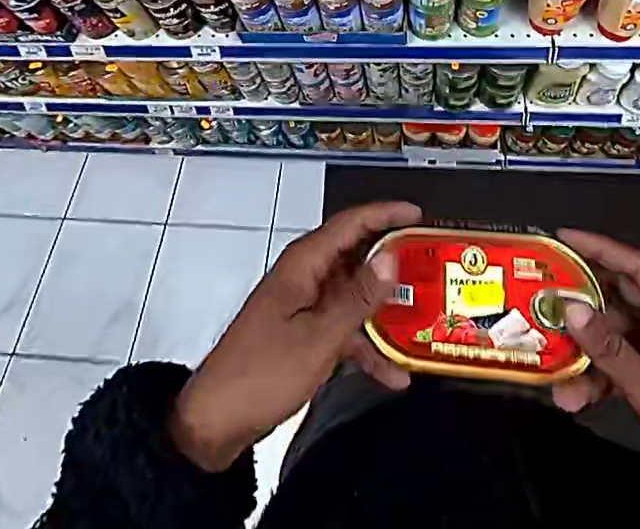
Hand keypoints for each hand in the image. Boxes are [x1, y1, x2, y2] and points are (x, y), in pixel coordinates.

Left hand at [170, 201, 420, 471]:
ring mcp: (305, 305)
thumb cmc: (260, 374)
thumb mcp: (319, 336)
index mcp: (305, 264)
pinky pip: (345, 327)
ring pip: (355, 292)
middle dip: (393, 257)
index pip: (352, 222)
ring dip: (385, 306)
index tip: (419, 215)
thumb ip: (359, 297)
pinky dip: (367, 344)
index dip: (387, 213)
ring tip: (421, 313)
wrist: (211, 427)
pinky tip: (392, 372)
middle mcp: (306, 276)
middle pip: (357, 254)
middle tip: (428, 261)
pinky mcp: (304, 333)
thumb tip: (392, 259)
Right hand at [553, 229, 639, 528]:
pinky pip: (621, 369)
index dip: (603, 250)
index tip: (567, 239)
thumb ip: (616, 358)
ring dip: (586, 351)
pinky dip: (598, 379)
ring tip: (552, 357)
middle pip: (626, 301)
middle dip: (585, 301)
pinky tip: (574, 394)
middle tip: (545, 295)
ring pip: (618, 338)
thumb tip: (576, 313)